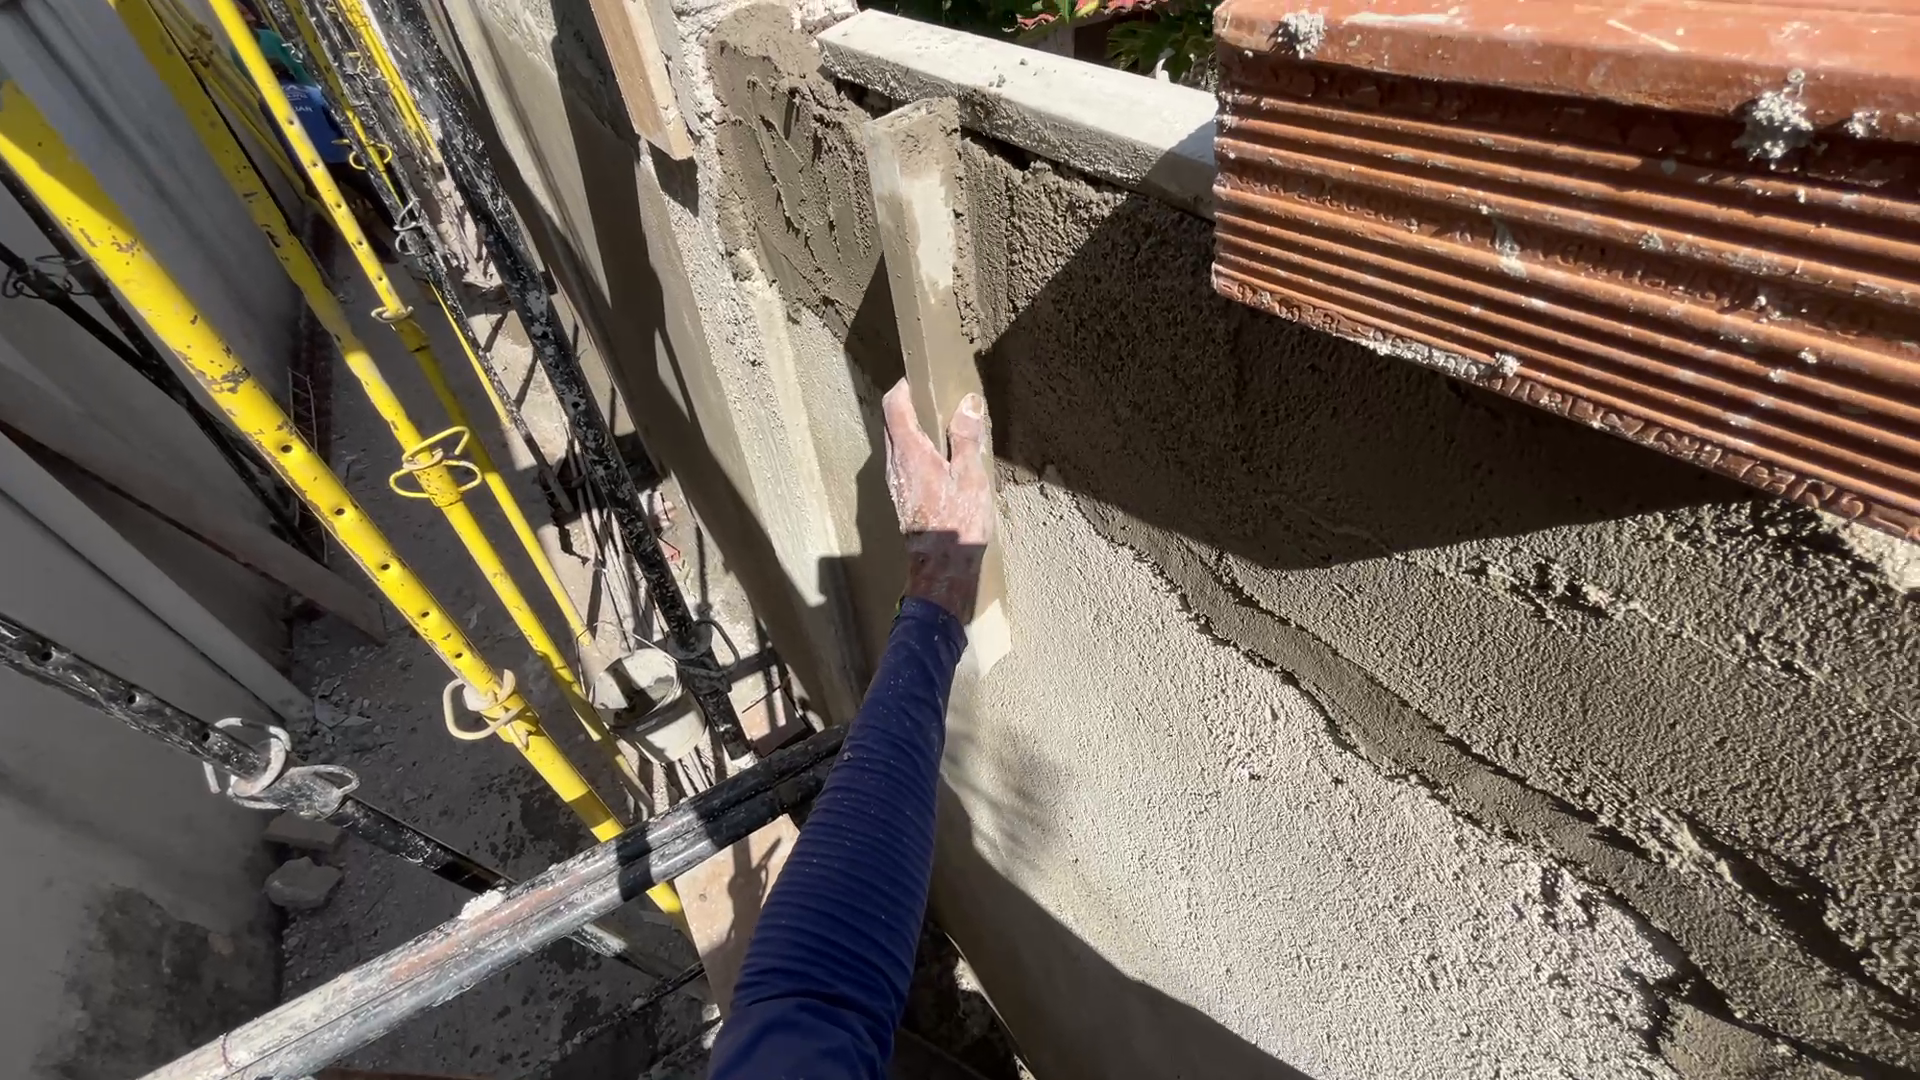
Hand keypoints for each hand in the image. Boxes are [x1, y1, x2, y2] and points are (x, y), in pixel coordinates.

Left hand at [882, 378, 992, 621]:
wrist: (941, 568)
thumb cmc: (957, 523)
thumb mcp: (970, 477)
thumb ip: (966, 438)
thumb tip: (967, 402)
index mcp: (909, 452)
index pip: (893, 406)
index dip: (903, 388)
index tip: (921, 379)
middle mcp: (895, 464)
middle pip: (891, 422)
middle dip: (908, 405)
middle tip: (935, 398)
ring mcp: (896, 482)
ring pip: (895, 442)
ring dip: (911, 428)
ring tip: (941, 426)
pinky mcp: (902, 497)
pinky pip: (903, 461)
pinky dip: (915, 449)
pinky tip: (939, 458)